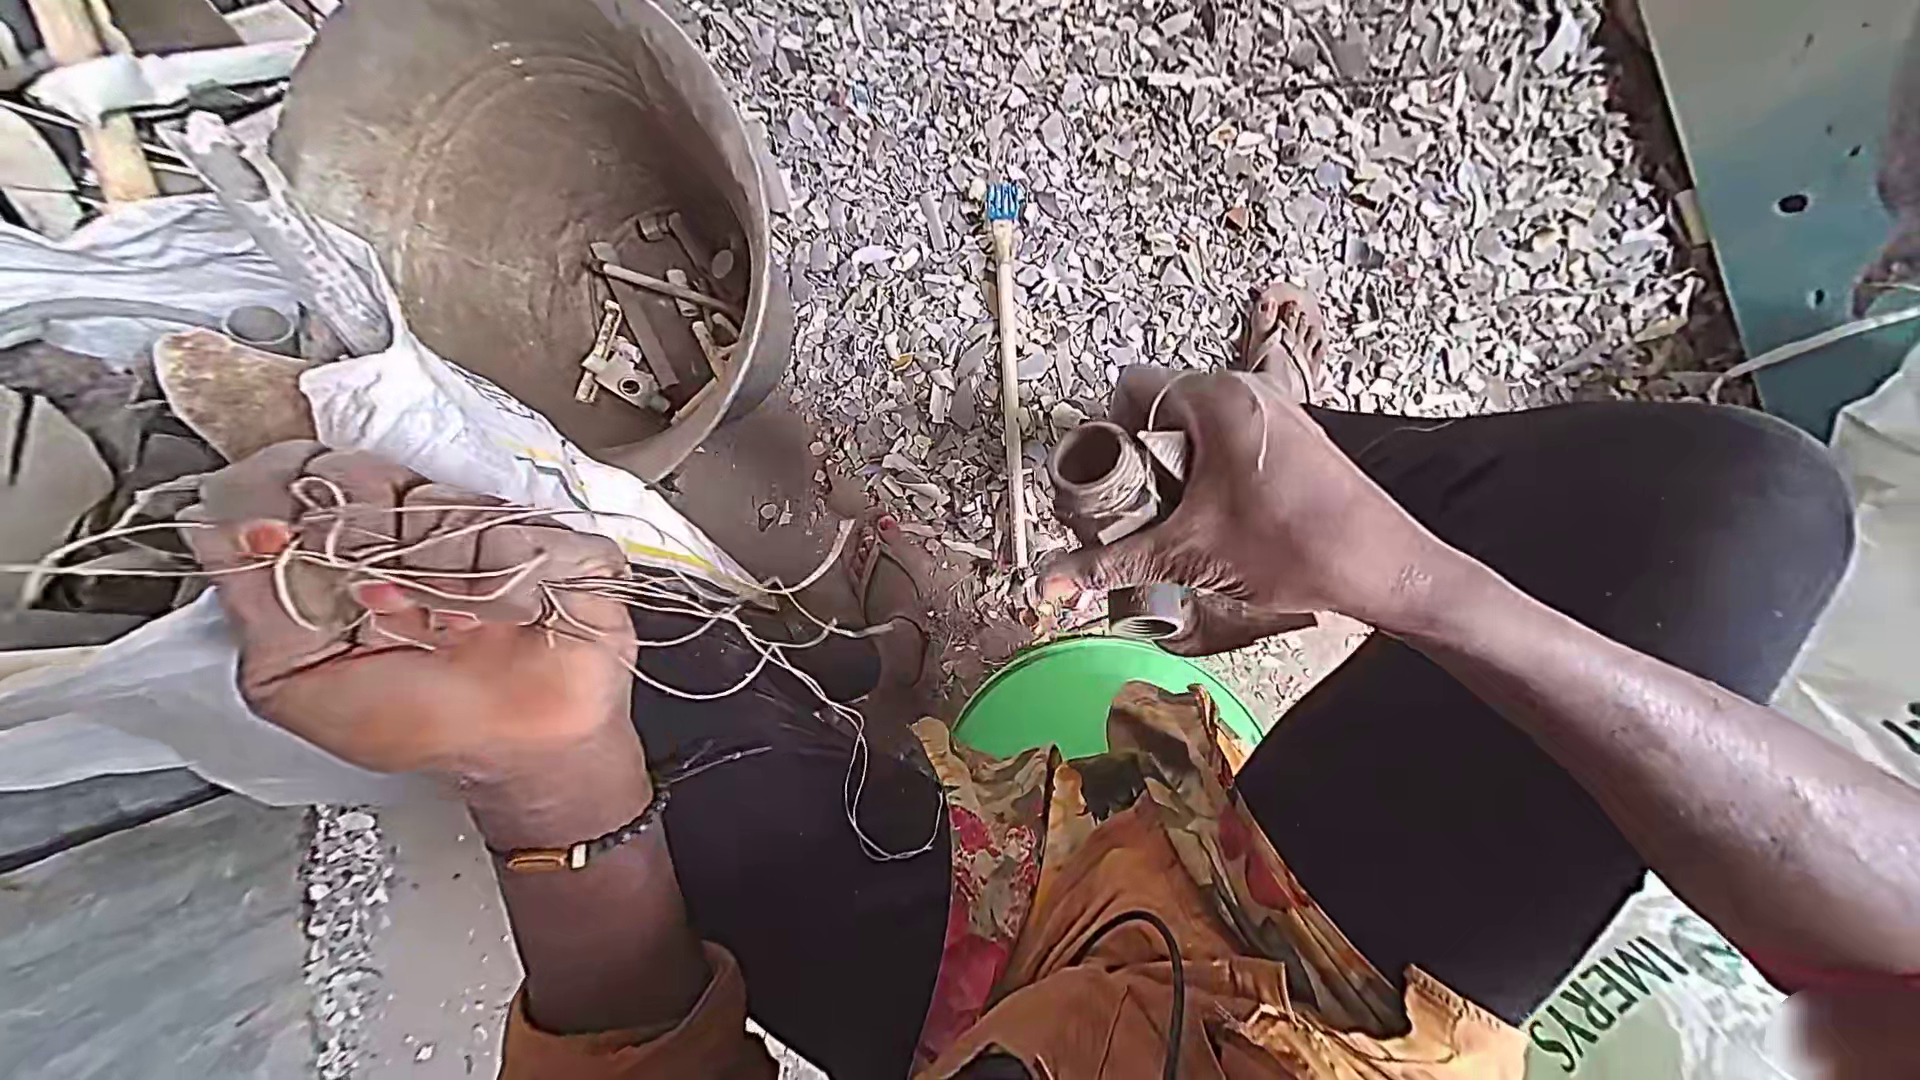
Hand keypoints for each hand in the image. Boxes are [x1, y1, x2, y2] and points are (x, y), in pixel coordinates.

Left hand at [185, 442, 639, 792]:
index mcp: (355, 553)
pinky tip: (511, 619)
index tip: (276, 541)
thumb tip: (237, 526)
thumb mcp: (296, 679)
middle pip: (366, 475)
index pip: (295, 477)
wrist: (523, 745)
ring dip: (440, 582)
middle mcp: (425, 530)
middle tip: (379, 603)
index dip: (278, 495)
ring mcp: (500, 533)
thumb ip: (258, 601)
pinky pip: (524, 536)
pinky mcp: (569, 547)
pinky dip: (508, 585)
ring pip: (448, 507)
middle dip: (358, 539)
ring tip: (455, 630)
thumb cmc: (421, 721)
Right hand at [1039, 369, 1455, 653]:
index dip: (1106, 434)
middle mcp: (1244, 389)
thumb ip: (1109, 562)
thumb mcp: (1186, 553)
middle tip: (1136, 506)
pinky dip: (1201, 467)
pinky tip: (1209, 513)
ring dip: (1168, 465)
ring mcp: (1271, 408)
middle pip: (1157, 406)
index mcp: (1215, 398)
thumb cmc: (1294, 547)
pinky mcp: (1288, 433)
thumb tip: (1050, 580)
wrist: (1385, 568)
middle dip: (1135, 456)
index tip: (1109, 480)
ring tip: (1171, 515)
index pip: (1128, 389)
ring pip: (1189, 423)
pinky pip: (1223, 435)